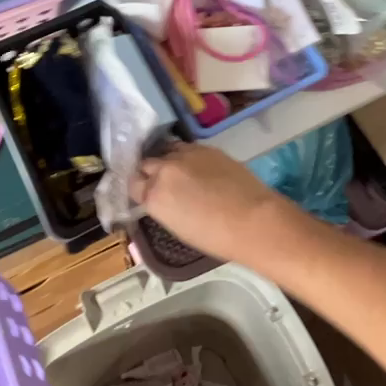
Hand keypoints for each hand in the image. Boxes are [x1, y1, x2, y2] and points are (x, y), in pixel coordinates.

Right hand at [130, 142, 297, 262]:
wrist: (253, 220)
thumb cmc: (215, 237)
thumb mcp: (177, 227)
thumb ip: (162, 207)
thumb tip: (161, 198)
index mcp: (153, 196)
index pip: (132, 184)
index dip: (138, 189)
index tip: (144, 193)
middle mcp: (164, 170)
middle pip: (146, 163)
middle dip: (149, 172)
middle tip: (159, 182)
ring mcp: (185, 155)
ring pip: (165, 150)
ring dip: (166, 159)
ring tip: (175, 170)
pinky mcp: (205, 147)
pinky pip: (185, 147)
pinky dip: (185, 156)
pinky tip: (194, 166)